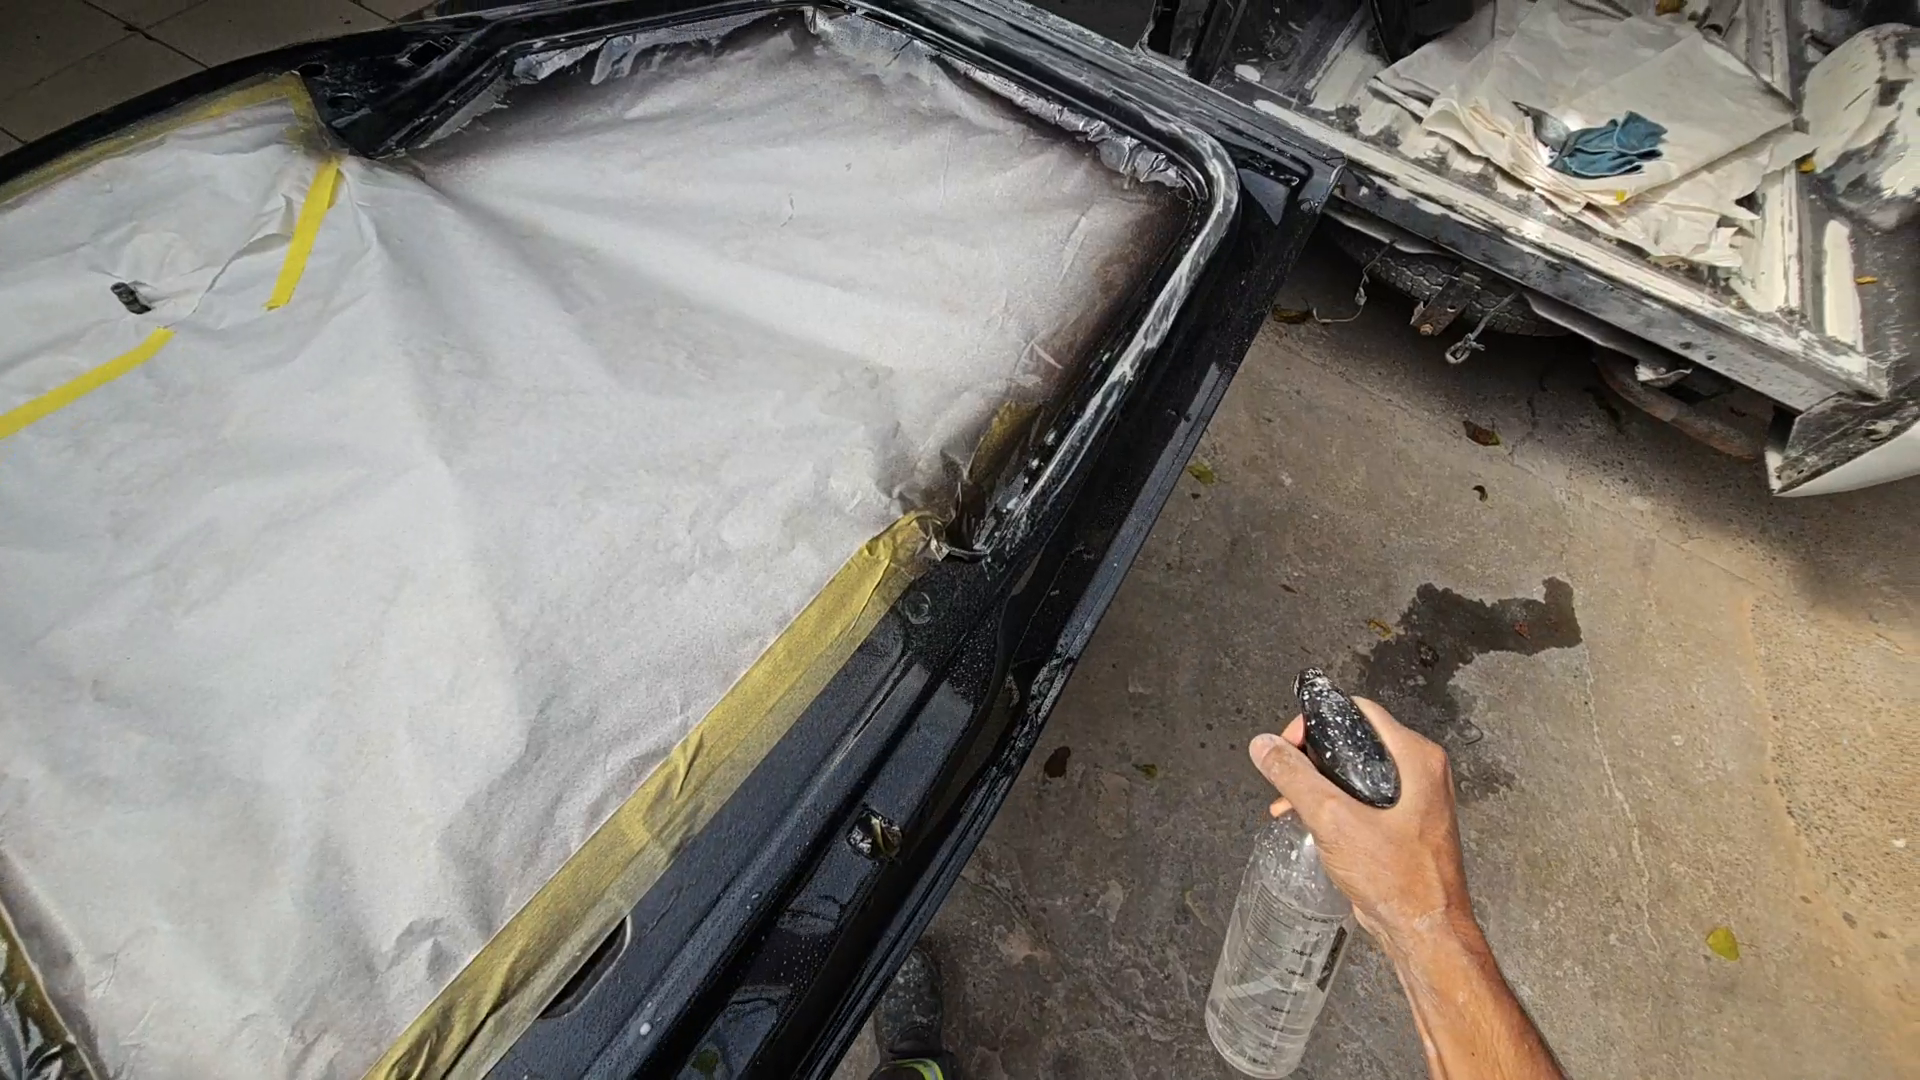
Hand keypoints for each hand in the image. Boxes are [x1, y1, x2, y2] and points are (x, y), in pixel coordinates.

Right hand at [1248, 699, 1473, 952]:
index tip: (1291, 744)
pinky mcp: (1401, 819)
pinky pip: (1358, 793)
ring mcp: (1412, 796)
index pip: (1358, 710)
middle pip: (1352, 737)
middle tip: (1287, 772)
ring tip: (1288, 800)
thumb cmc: (1396, 879)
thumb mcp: (1333, 818)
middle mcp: (1419, 770)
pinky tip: (1303, 817)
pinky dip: (1329, 799)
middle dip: (1310, 754)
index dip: (1317, 720)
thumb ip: (1294, 776)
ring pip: (1351, 767)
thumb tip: (1263, 745)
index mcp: (1415, 758)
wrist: (1424, 934)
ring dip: (1315, 779)